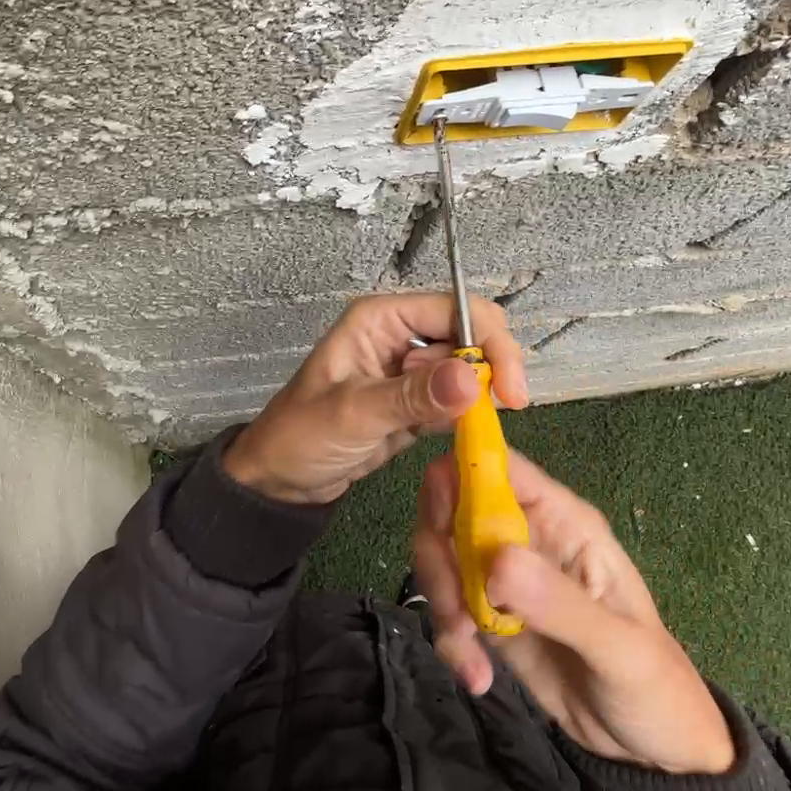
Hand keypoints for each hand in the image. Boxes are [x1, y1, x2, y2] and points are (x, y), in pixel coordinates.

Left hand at [223, 293, 528, 505]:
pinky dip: (468, 416)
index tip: (511, 390)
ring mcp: (410, 371)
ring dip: (480, 396)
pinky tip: (461, 434)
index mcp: (380, 320)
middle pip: (470, 335)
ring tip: (467, 426)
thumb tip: (472, 378)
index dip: (490, 342)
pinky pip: (457, 400)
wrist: (279, 480)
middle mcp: (400, 336)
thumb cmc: (299, 436)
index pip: (454, 310)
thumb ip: (412, 396)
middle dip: (490, 369)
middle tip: (500, 411)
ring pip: (468, 369)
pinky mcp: (417, 403)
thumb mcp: (353, 414)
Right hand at [412, 451, 735, 774]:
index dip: (459, 473)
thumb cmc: (655, 686)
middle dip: (439, 555)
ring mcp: (502, 574)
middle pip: (451, 506)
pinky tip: (477, 675)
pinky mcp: (486, 612)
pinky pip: (446, 605)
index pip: (499, 466)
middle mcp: (525, 535)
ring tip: (468, 652)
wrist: (650, 749)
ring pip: (440, 554)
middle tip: (455, 611)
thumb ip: (561, 603)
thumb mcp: (620, 649)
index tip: (440, 521)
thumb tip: (498, 559)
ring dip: (440, 600)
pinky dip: (448, 638)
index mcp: (562, 520)